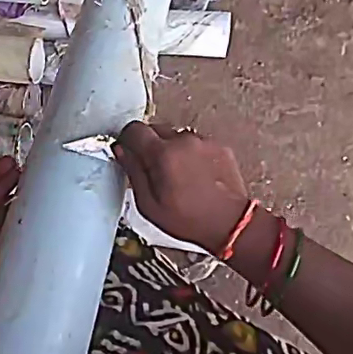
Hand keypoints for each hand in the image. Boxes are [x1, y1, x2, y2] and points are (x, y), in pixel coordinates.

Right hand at [112, 121, 250, 249]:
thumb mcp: (148, 204)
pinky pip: (196, 143)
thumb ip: (133, 172)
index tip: (127, 149)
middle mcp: (183, 142)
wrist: (230, 224)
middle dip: (149, 146)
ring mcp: (203, 142)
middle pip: (155, 130)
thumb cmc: (190, 219)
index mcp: (162, 154)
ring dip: (171, 150)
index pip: (134, 129)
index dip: (127, 139)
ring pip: (176, 137)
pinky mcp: (219, 147)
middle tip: (152, 170)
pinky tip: (193, 176)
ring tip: (176, 176)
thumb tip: (122, 152)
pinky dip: (191, 154)